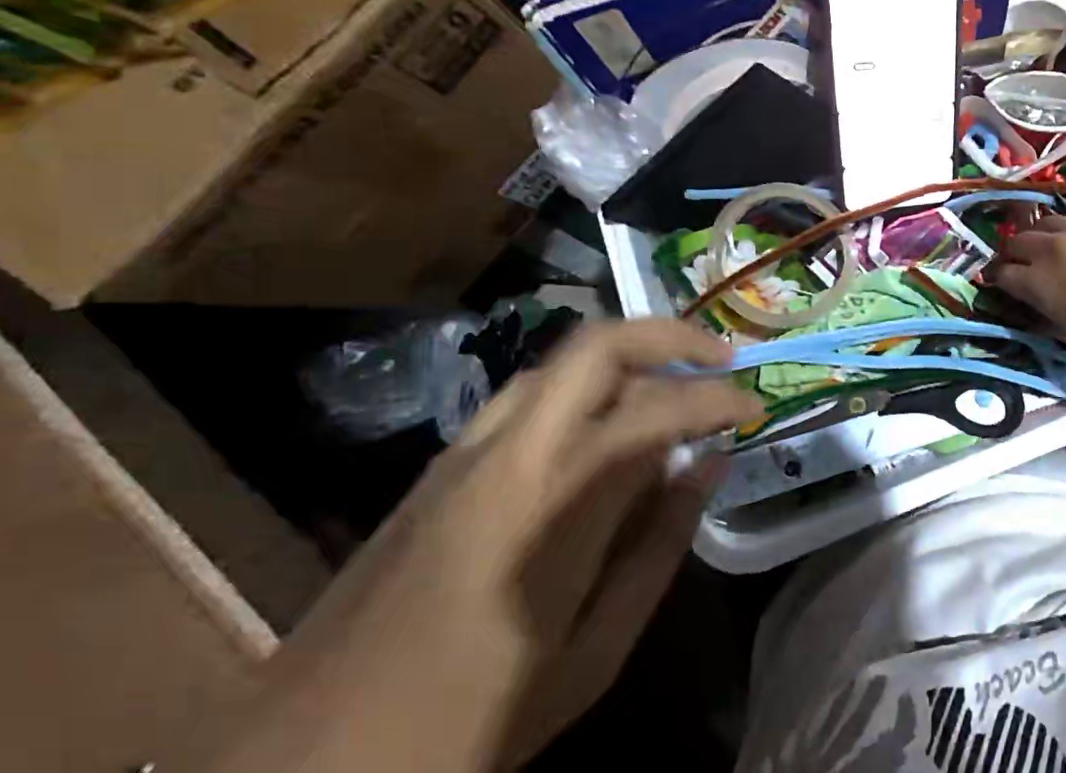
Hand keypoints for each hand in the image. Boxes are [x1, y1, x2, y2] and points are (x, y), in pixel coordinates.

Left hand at [434, 320, 758, 761]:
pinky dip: (582, 390)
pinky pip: (525, 398)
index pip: (657, 409)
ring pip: (559, 365)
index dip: (720, 397)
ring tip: (672, 387)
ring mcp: (464, 454)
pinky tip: (603, 431)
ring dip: (626, 359)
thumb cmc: (476, 718)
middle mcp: (509, 453)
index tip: (756, 406)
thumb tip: (709, 465)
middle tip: (722, 358)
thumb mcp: (596, 651)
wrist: (310, 765)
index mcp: (557, 503)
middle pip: (597, 346)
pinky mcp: (437, 469)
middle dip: (671, 336)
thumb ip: (660, 545)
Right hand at [987, 205, 1065, 384]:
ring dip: (1047, 236)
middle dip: (1016, 254)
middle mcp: (1056, 243)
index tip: (999, 283)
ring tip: (1061, 252)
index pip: (1001, 273)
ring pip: (1050, 220)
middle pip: (1018, 239)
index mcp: (1042, 282)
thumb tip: (1029, 298)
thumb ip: (1045, 310)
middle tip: (1025, 267)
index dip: (997, 280)